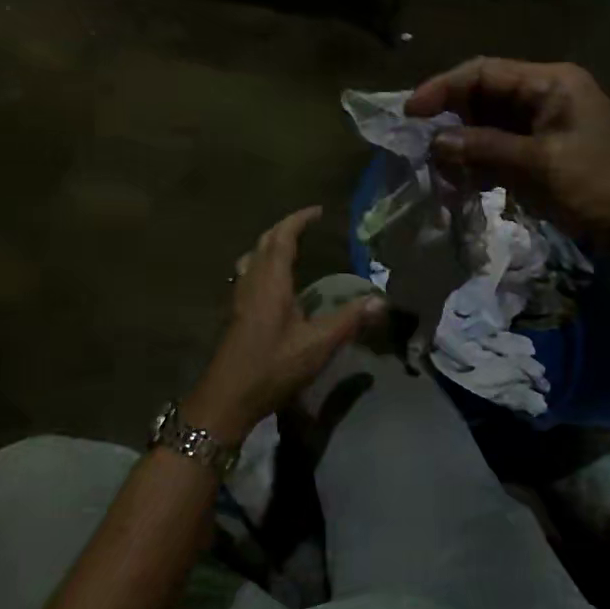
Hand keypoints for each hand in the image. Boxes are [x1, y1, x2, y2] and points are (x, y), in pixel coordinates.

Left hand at [185, 207, 383, 441]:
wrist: (227, 397)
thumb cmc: (272, 367)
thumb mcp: (317, 345)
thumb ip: (349, 320)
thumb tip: (382, 300)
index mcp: (271, 281)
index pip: (283, 238)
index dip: (299, 220)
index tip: (317, 211)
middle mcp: (252, 282)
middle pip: (264, 243)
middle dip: (284, 228)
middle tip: (306, 224)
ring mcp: (239, 297)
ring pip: (252, 258)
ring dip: (269, 245)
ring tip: (288, 247)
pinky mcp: (235, 313)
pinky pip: (248, 274)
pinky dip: (262, 265)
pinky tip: (272, 285)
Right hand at [405, 58, 609, 235]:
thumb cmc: (599, 185)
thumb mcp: (538, 163)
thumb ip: (483, 148)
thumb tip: (435, 142)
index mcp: (550, 84)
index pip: (483, 72)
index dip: (442, 88)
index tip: (410, 113)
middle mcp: (545, 98)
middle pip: (483, 99)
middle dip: (450, 123)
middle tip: (422, 151)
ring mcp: (544, 130)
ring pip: (487, 129)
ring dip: (462, 149)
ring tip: (441, 176)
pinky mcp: (543, 159)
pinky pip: (499, 154)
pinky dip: (478, 167)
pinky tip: (462, 187)